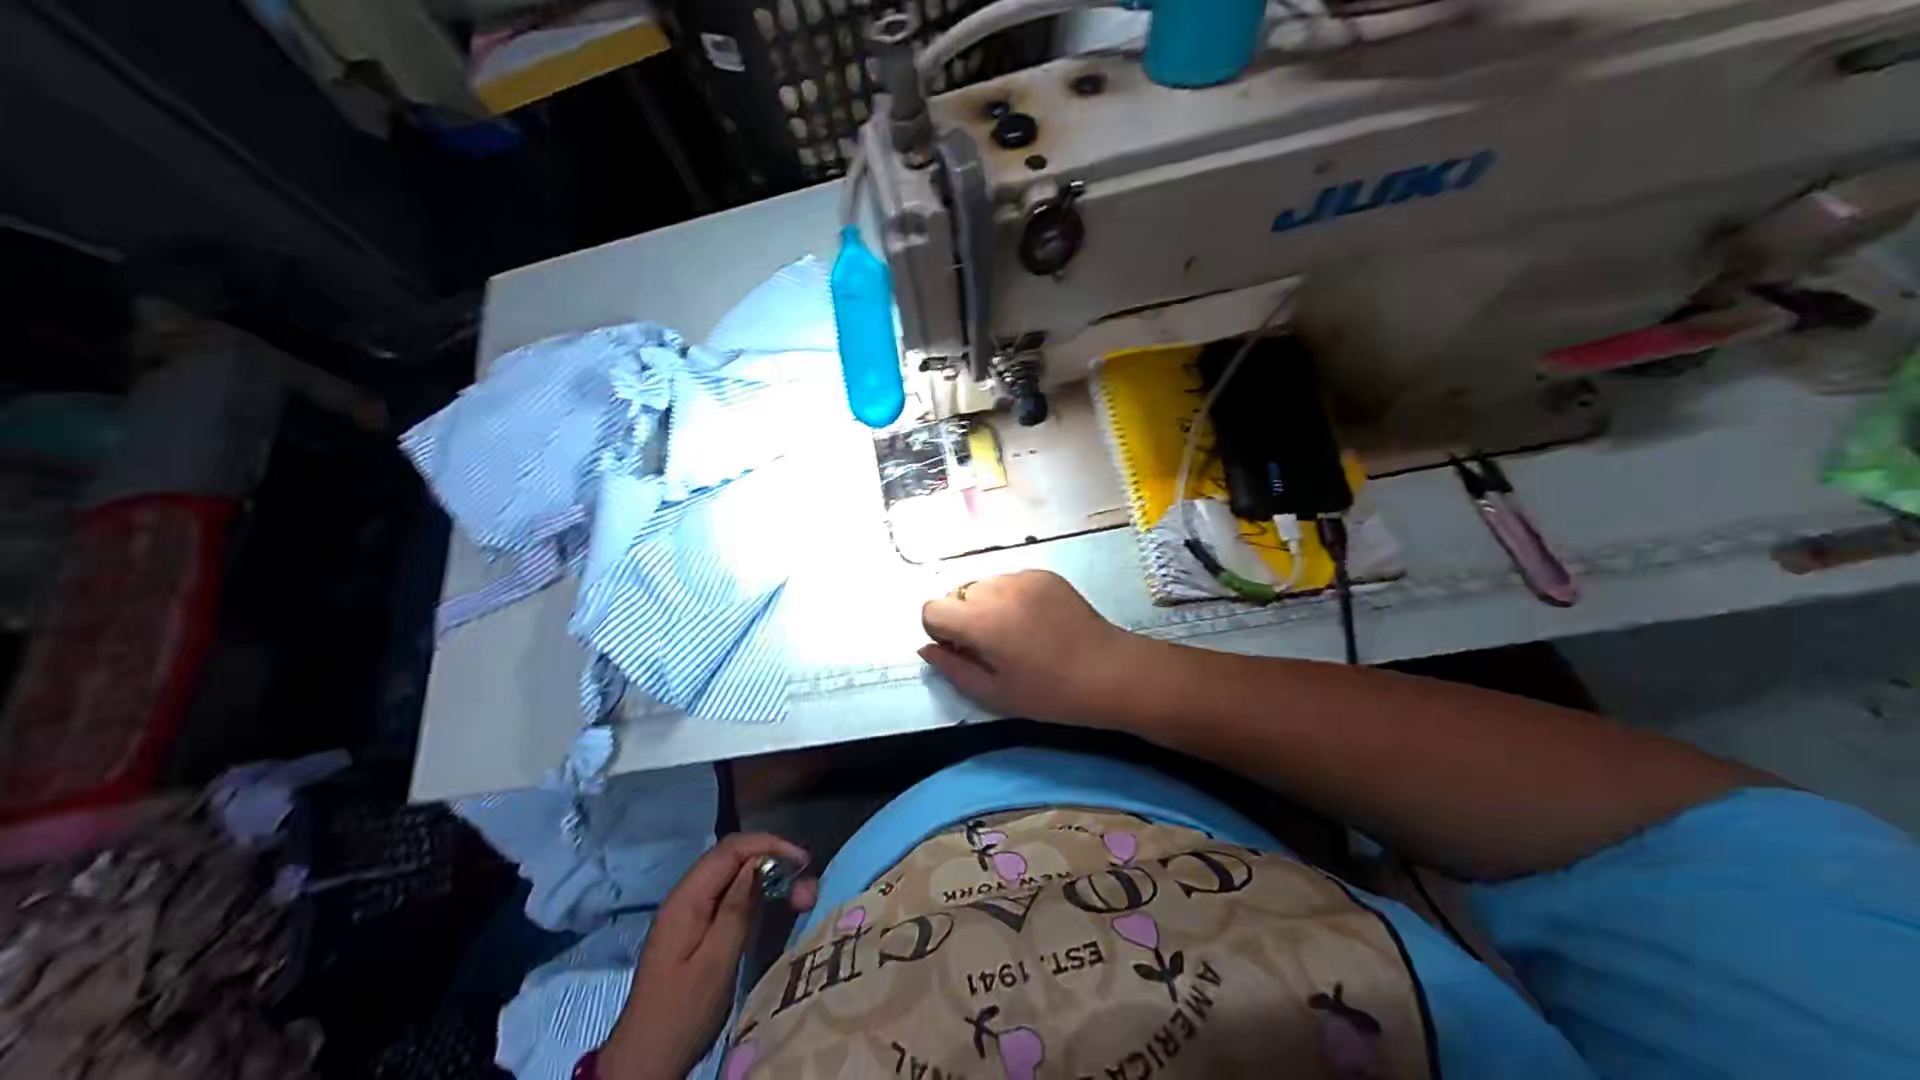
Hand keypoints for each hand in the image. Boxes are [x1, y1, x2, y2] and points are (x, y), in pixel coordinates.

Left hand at [598, 834, 817, 1079]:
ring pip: (736, 876)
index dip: (769, 846)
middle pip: (735, 858)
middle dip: (775, 862)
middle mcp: (687, 896)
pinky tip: (778, 906)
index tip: (803, 862)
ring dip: (771, 879)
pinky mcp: (699, 928)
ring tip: (801, 898)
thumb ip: (736, 909)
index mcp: (686, 899)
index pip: (731, 849)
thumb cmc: (681, 1014)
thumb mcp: (714, 963)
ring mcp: (692, 912)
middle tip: (807, 888)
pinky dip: (759, 895)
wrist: (646, 1061)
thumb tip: (758, 864)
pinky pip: (732, 896)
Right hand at [919, 570, 1144, 724]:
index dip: (940, 632)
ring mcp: (1023, 577)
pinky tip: (1036, 622)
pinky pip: (1010, 580)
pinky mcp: (1044, 574)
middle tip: (992, 647)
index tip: (964, 651)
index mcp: (981, 620)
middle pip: (957, 594)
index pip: (932, 609)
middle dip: (964, 617)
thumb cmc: (1049, 693)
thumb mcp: (994, 693)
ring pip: (984, 585)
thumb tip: (928, 648)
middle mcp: (997, 589)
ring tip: (1017, 634)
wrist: (1110, 672)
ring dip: (987, 605)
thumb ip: (952, 668)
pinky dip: (1011, 598)